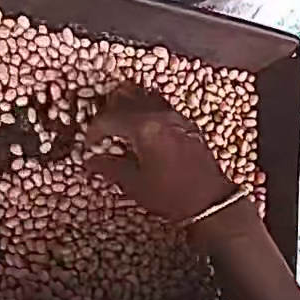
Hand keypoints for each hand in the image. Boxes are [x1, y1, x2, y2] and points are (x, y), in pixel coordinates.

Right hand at [84, 85, 237, 221]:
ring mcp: (176, 117)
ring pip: (145, 97)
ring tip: (121, 128)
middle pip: (125, 99)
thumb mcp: (135, 184)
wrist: (209, 202)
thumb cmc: (171, 195)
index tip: (90, 144)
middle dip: (109, 114)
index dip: (94, 131)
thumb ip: (111, 167)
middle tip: (102, 133)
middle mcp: (160, 115)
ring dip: (129, 108)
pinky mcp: (187, 124)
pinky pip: (161, 107)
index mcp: (144, 127)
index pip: (109, 119)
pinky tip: (144, 132)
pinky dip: (147, 112)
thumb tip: (92, 160)